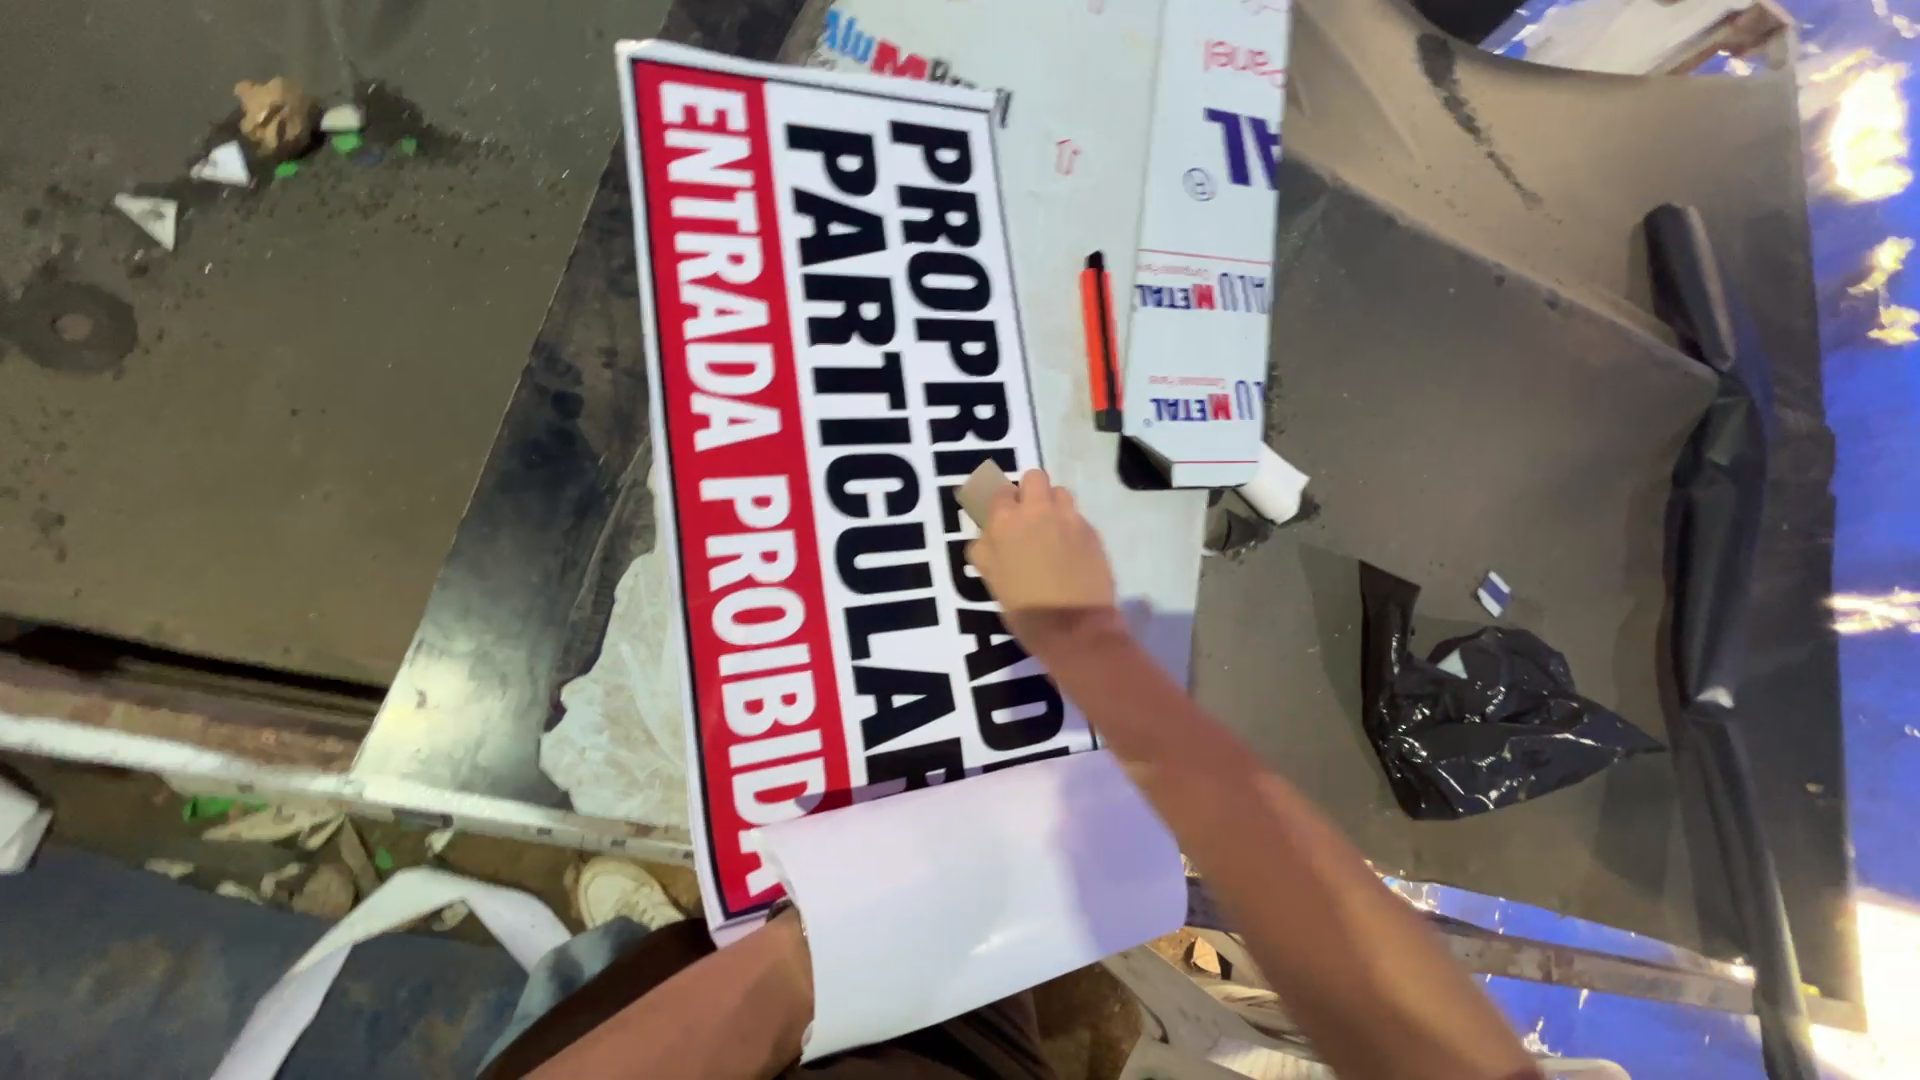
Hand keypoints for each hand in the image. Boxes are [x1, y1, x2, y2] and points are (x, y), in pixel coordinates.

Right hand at [967, 469, 1120, 656]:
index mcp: (1005, 522)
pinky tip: (1071, 550)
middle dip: (1029, 492)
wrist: (1076, 628)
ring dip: (1053, 504)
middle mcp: (1037, 511)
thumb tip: (987, 535)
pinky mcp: (1092, 531)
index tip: (1002, 520)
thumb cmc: (1025, 610)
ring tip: (1052, 530)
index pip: (997, 491)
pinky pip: (1077, 516)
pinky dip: (1071, 526)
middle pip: (1033, 477)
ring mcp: (1069, 518)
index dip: (1000, 505)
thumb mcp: (991, 580)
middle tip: (1028, 518)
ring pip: (1060, 492)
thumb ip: (986, 549)